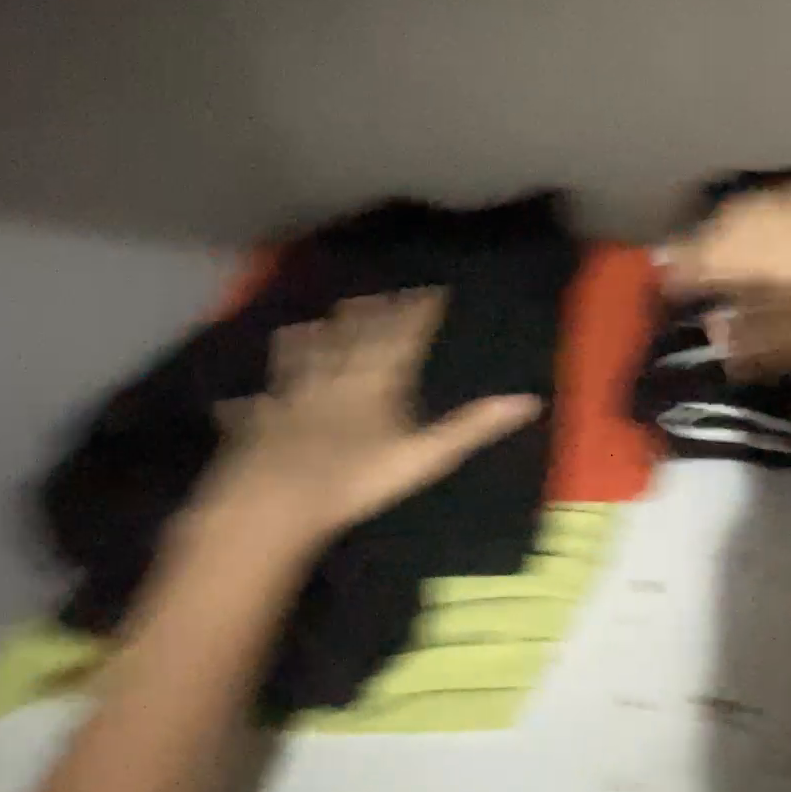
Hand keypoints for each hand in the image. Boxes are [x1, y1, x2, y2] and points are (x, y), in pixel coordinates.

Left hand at [193, 289, 541, 547]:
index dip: (419, 312)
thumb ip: (472, 426)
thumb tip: (527, 402)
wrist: (274, 500)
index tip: (432, 291)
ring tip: (332, 314)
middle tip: (387, 294)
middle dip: (376, 312)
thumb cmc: (356, 479)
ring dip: (326, 331)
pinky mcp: (264, 413)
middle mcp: (338, 374)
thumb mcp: (425, 455)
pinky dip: (273, 378)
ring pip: (313, 350)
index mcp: (378, 380)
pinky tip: (263, 379)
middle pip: (358, 335)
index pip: (403, 336)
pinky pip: (271, 388)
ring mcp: (296, 392)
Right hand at [664, 163, 790, 375]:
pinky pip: (781, 216)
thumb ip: (768, 338)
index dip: (670, 291)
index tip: (668, 321)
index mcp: (758, 246)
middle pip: (712, 236)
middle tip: (703, 311)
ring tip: (742, 294)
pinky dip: (770, 241)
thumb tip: (715, 337)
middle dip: (698, 269)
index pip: (686, 262)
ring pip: (747, 221)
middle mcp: (773, 211)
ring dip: (732, 254)